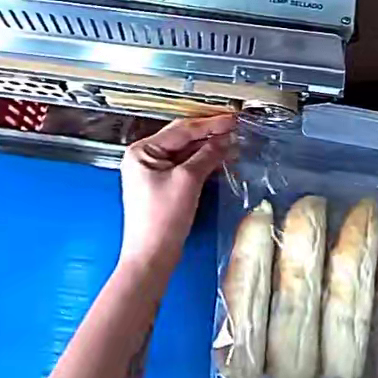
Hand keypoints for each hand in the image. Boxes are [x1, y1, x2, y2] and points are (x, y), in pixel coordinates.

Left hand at [118, 114, 234, 273]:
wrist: (152, 258)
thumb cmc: (162, 218)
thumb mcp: (188, 180)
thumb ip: (208, 154)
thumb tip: (227, 139)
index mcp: (142, 151)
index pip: (182, 129)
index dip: (210, 123)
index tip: (232, 118)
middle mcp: (144, 157)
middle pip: (183, 138)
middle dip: (210, 134)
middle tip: (236, 127)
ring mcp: (153, 172)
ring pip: (186, 152)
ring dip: (209, 147)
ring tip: (233, 141)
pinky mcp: (163, 185)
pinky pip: (186, 165)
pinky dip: (203, 161)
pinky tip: (221, 157)